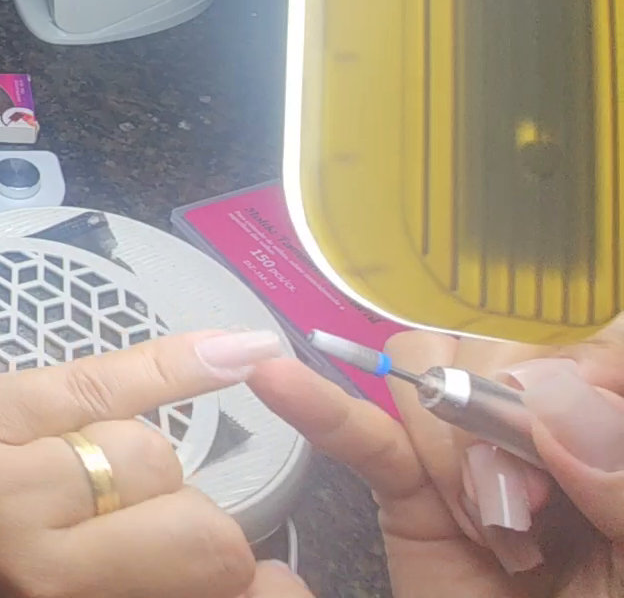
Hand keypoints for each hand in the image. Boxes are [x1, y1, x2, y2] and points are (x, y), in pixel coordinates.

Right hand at [249, 354, 623, 595]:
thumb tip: (551, 391)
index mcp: (612, 439)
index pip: (585, 347)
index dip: (568, 360)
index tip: (558, 415)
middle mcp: (539, 431)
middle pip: (491, 350)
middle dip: (500, 418)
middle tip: (534, 503)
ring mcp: (464, 452)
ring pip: (417, 371)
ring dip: (440, 441)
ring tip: (482, 521)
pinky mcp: (400, 481)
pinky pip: (351, 428)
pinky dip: (315, 403)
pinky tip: (277, 380)